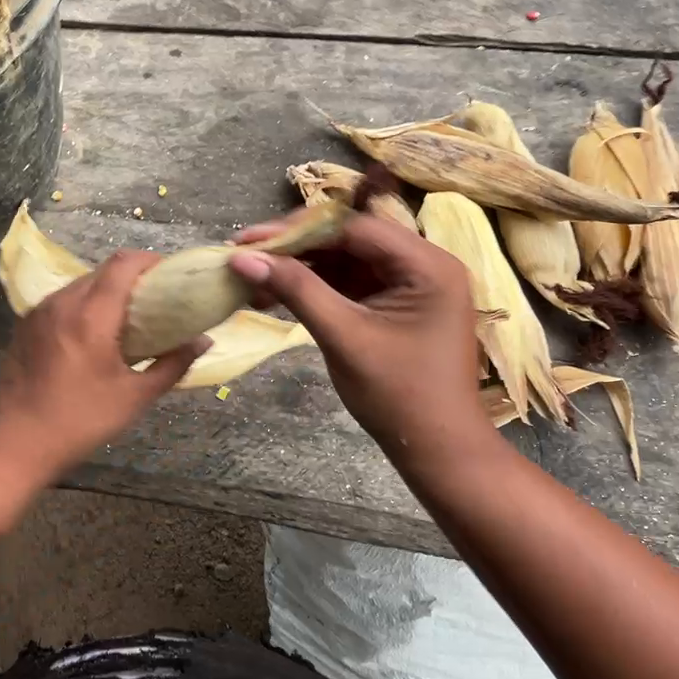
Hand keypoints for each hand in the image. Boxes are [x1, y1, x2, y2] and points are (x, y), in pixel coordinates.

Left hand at [0, 252, 210, 480]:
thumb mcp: (134, 397)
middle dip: (131, 276)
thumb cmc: (80, 420)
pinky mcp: (26, 323)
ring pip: (80, 283)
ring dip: (106, 290)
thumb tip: (203, 341)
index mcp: (91, 315)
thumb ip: (172, 365)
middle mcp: (62, 302)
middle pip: (102, 271)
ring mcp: (40, 311)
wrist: (15, 440)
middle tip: (155, 299)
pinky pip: (62, 300)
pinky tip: (94, 331)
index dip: (150, 261)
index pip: (123, 264)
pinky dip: (84, 303)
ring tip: (127, 316)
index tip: (170, 275)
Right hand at [227, 214, 493, 463]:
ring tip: (251, 276)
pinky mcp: (393, 301)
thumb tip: (240, 257)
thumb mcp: (343, 336)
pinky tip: (272, 293)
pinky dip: (311, 285)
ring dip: (297, 266)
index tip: (248, 240)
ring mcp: (408, 282)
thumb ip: (295, 289)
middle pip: (346, 237)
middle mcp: (423, 263)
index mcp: (427, 265)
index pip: (352, 228)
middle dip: (293, 246)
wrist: (438, 450)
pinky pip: (346, 280)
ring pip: (342, 257)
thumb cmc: (399, 394)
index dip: (296, 229)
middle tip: (243, 254)